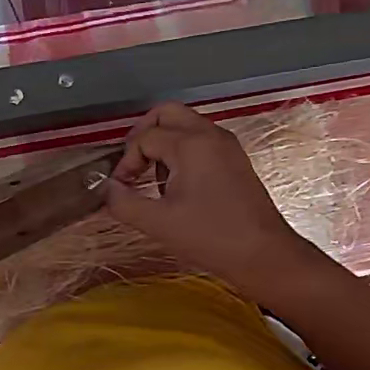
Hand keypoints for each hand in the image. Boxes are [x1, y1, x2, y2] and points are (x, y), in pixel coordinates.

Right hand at [104, 102, 323, 298]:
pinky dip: (181, 153)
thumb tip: (106, 190)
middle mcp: (210, 135)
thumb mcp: (158, 223)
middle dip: (142, 137)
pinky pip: (200, 141)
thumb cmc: (211, 237)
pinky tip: (176, 187)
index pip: (144, 138)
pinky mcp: (235, 160)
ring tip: (153, 181)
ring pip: (184, 126)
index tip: (121, 189)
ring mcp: (226, 146)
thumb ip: (124, 203)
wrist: (263, 255)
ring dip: (162, 145)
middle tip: (131, 167)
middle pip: (166, 114)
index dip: (125, 162)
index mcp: (191, 144)